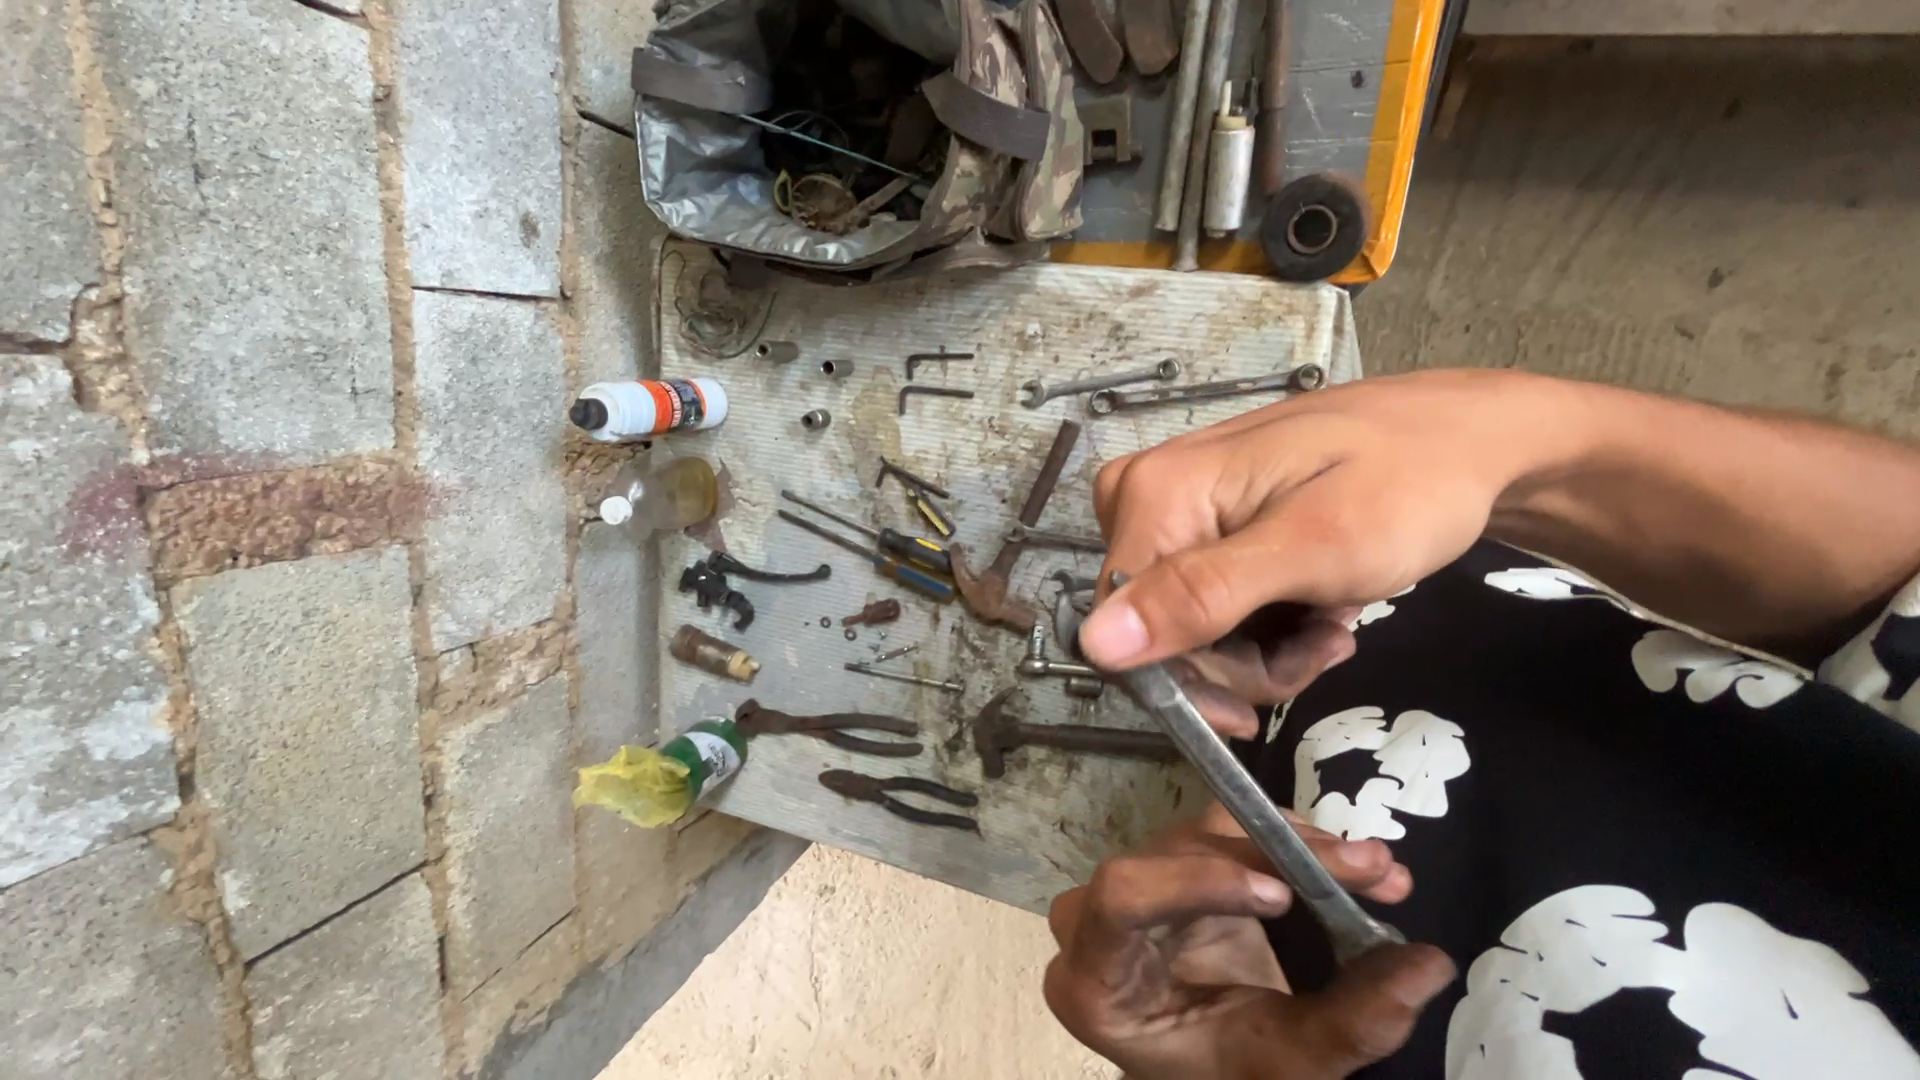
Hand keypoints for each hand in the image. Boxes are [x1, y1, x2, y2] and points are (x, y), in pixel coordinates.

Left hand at [1044, 804, 1454, 1079]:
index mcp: (1095, 974)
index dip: (1198, 879)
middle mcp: (1096, 910)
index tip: (1282, 894)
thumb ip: (1352, 1022)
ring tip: (1378, 871)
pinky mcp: (1168, 855)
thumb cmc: (1225, 1066)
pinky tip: (1342, 860)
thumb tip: (1431, 962)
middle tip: (1375, 870)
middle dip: (1278, 854)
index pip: (1122, 896)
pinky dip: (1288, 840)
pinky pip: (1222, 827)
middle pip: (1177, 854)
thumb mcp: (1288, 1062)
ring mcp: (1133, 875)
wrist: (1199, 1054)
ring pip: (1208, 830)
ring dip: (1297, 843)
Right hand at [1080, 370, 1577, 686]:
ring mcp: (1168, 508)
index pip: (1122, 629)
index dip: (1191, 677)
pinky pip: (1203, 605)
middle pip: (1152, 630)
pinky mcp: (1196, 521)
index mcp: (1154, 496)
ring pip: (1181, 628)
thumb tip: (1095, 644)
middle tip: (1320, 643)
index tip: (1269, 687)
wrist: (1464, 439)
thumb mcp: (1314, 548)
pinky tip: (1314, 606)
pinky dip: (1262, 625)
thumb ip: (1203, 594)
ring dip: (1259, 648)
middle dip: (1238, 662)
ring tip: (1328, 623)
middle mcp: (1141, 498)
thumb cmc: (1405, 483)